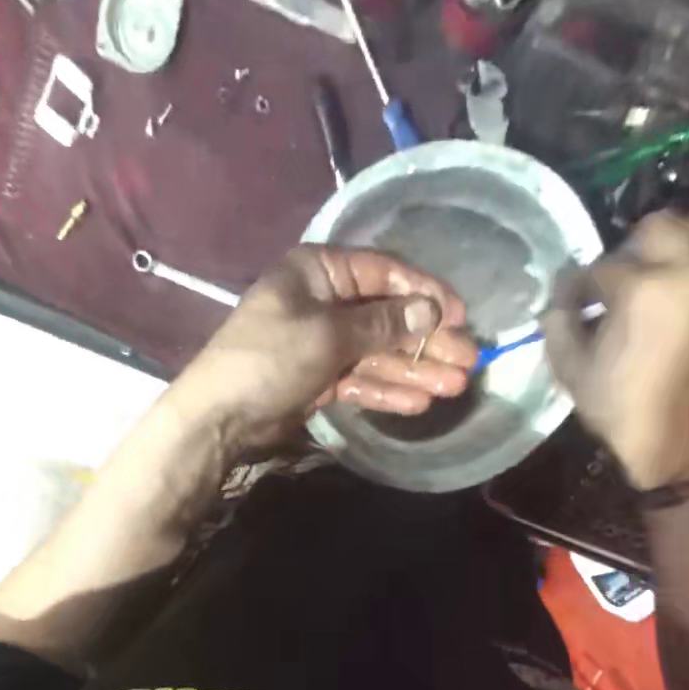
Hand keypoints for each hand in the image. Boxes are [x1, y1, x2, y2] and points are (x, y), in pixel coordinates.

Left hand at [168, 245, 479, 456]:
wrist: (221, 417)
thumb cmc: (270, 358)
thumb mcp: (328, 334)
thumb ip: (383, 322)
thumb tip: (432, 309)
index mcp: (319, 272)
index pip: (384, 273)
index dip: (425, 294)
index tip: (459, 316)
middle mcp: (325, 302)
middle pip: (388, 317)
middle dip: (427, 341)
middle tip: (468, 361)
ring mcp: (324, 342)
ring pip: (379, 352)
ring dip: (415, 369)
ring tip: (455, 386)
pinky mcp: (322, 378)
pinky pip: (362, 378)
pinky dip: (388, 390)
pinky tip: (420, 402)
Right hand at [543, 197, 688, 488]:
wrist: (681, 447)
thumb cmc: (622, 412)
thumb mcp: (572, 372)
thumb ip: (558, 324)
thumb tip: (560, 295)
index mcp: (640, 289)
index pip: (600, 268)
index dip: (583, 289)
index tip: (577, 307)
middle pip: (657, 227)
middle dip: (633, 253)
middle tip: (626, 285)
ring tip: (676, 260)